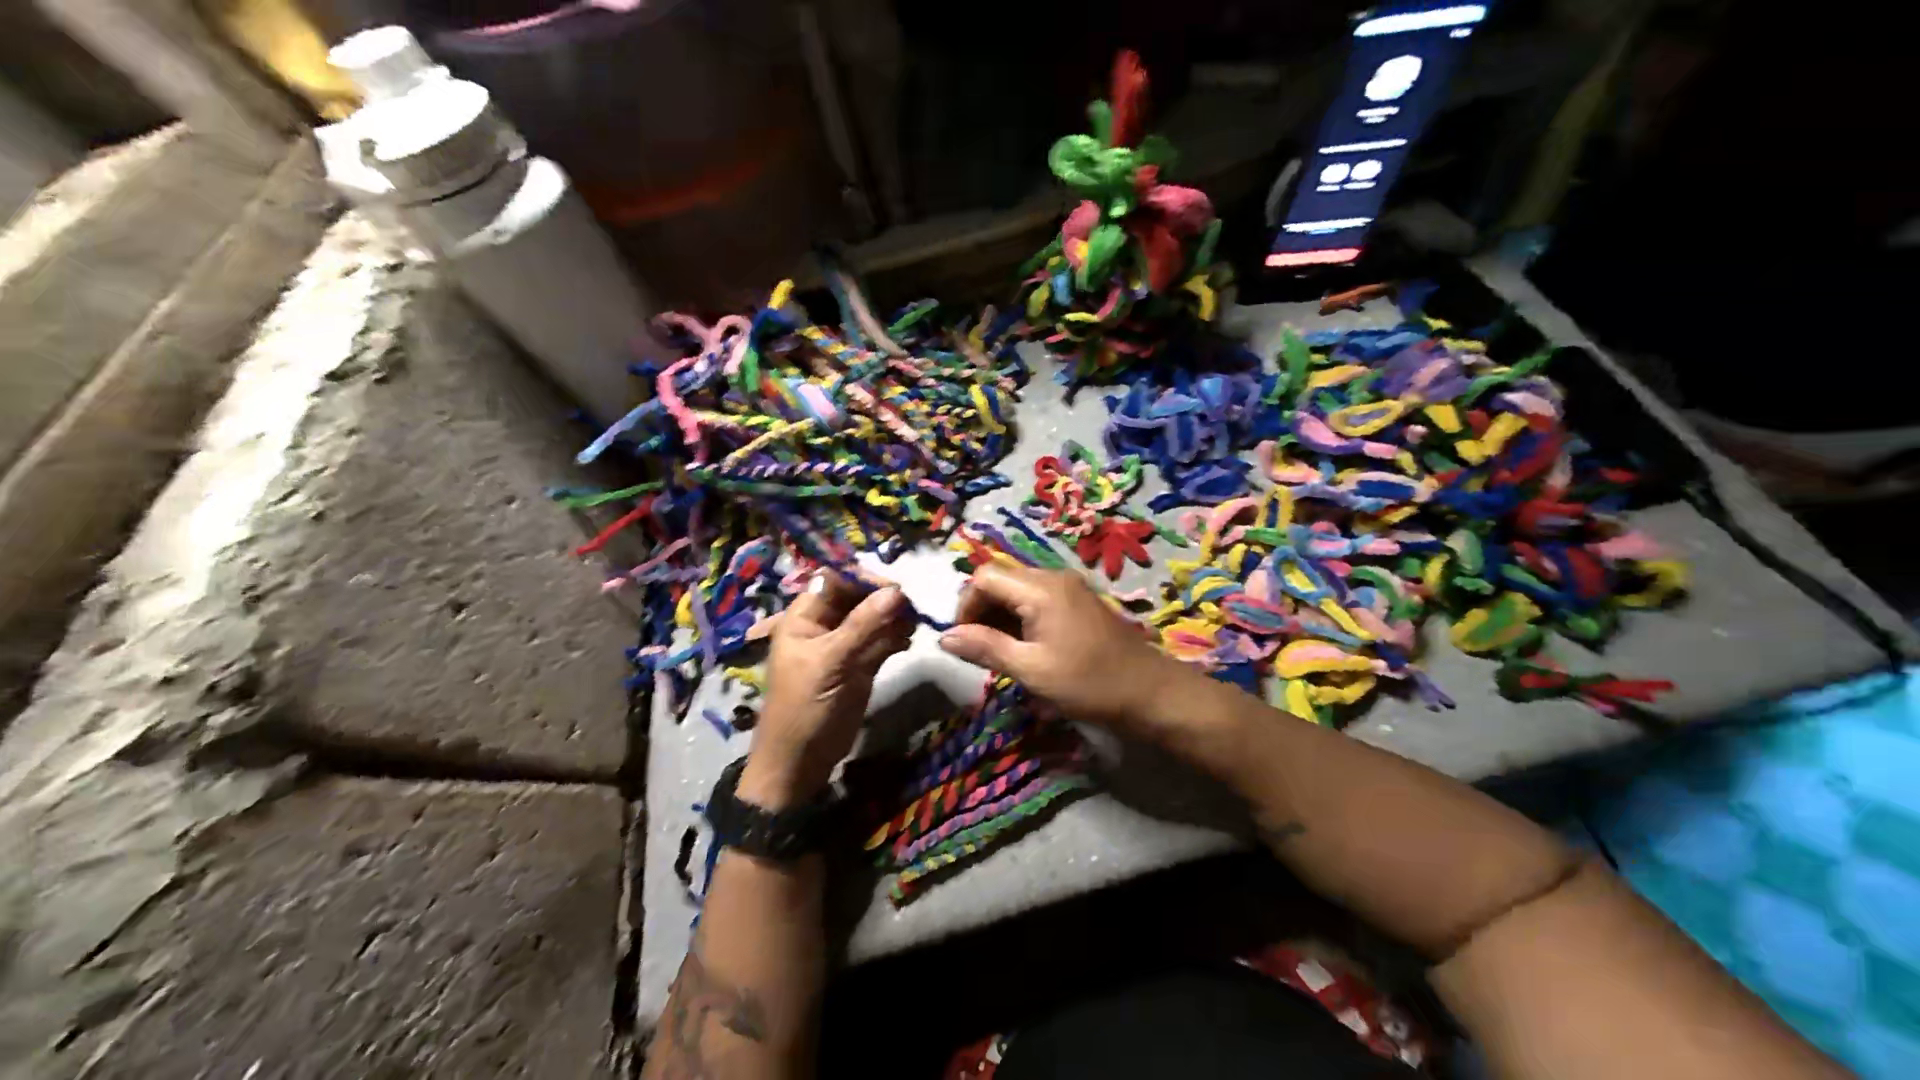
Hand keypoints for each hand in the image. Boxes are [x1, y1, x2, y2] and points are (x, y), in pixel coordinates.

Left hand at [742, 573, 912, 807]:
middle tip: (910, 605)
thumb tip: (896, 591)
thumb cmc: (804, 707)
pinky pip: (881, 641)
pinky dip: (896, 637)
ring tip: (915, 622)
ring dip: (894, 616)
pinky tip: (910, 639)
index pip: (834, 580)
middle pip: (857, 597)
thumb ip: (863, 625)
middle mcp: (823, 626)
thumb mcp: (830, 662)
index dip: (861, 578)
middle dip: (883, 597)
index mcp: (803, 618)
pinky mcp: (860, 665)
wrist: (800, 762)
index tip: (892, 587)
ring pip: (872, 618)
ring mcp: (843, 646)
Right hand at [938, 562, 1191, 731]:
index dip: (966, 606)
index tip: (965, 641)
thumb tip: (944, 637)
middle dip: (981, 611)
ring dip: (1000, 617)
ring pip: (1017, 590)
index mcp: (1040, 588)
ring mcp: (1068, 588)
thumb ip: (985, 648)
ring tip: (1001, 654)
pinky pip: (1036, 599)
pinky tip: (1024, 648)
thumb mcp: (1030, 669)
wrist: (1150, 692)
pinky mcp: (1077, 602)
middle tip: (980, 650)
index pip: (984, 577)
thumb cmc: (1087, 683)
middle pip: (1000, 579)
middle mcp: (1053, 577)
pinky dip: (1020, 618)